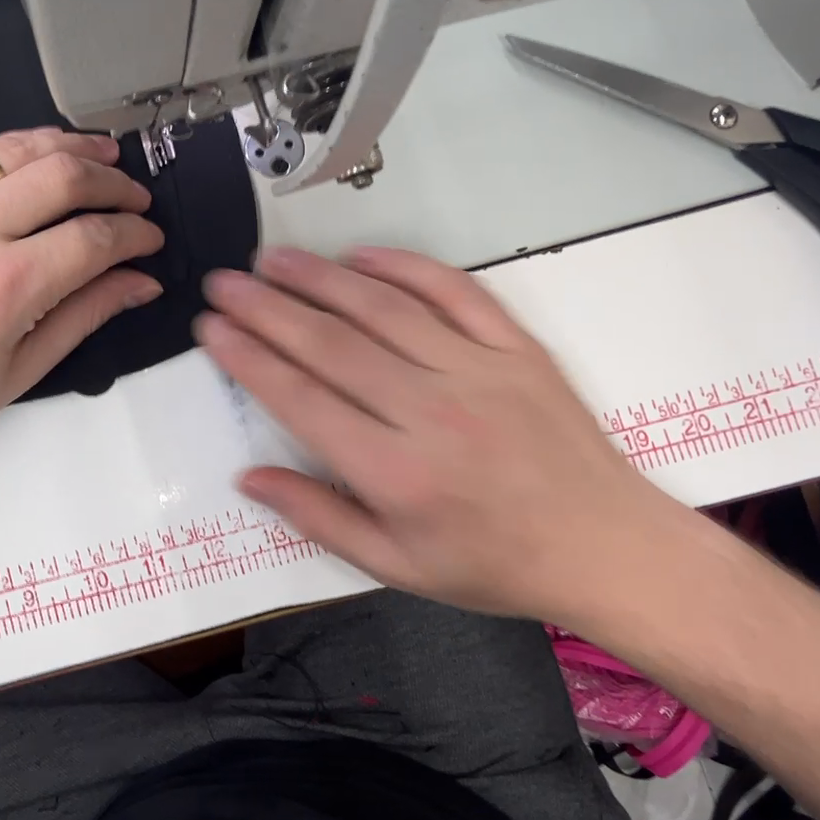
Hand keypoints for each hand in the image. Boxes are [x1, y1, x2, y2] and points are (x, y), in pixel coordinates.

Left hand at [0, 128, 164, 481]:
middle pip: (62, 175)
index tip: (151, 238)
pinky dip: (11, 149)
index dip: (134, 233)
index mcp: (1, 286)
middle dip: (113, 182)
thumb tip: (144, 280)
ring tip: (101, 155)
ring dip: (68, 147)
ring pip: (16, 147)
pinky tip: (35, 158)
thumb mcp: (22, 369)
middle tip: (135, 197)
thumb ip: (87, 312)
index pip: (93, 236)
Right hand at [195, 245, 681, 621]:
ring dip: (320, 278)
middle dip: (265, 308)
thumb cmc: (490, 563)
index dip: (247, 358)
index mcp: (395, 473)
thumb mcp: (394, 566)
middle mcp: (432, 412)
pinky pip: (455, 292)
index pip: (300, 399)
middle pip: (331, 344)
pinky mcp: (518, 348)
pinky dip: (405, 266)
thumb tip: (247, 477)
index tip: (210, 327)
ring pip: (383, 309)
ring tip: (273, 258)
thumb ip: (317, 517)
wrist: (608, 549)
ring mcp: (479, 372)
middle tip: (223, 282)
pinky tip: (361, 253)